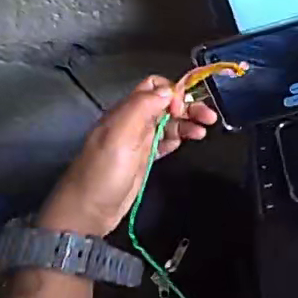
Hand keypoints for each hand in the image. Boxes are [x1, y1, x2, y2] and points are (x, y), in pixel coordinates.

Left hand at [39, 76, 218, 236]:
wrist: (88, 210)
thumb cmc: (103, 173)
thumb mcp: (120, 136)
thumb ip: (142, 108)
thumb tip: (168, 90)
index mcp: (125, 112)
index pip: (152, 87)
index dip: (172, 93)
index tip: (183, 109)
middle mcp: (133, 122)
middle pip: (165, 104)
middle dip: (187, 106)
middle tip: (209, 118)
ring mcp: (138, 141)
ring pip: (168, 122)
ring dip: (187, 123)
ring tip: (203, 132)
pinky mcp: (143, 158)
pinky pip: (165, 141)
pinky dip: (179, 138)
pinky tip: (187, 142)